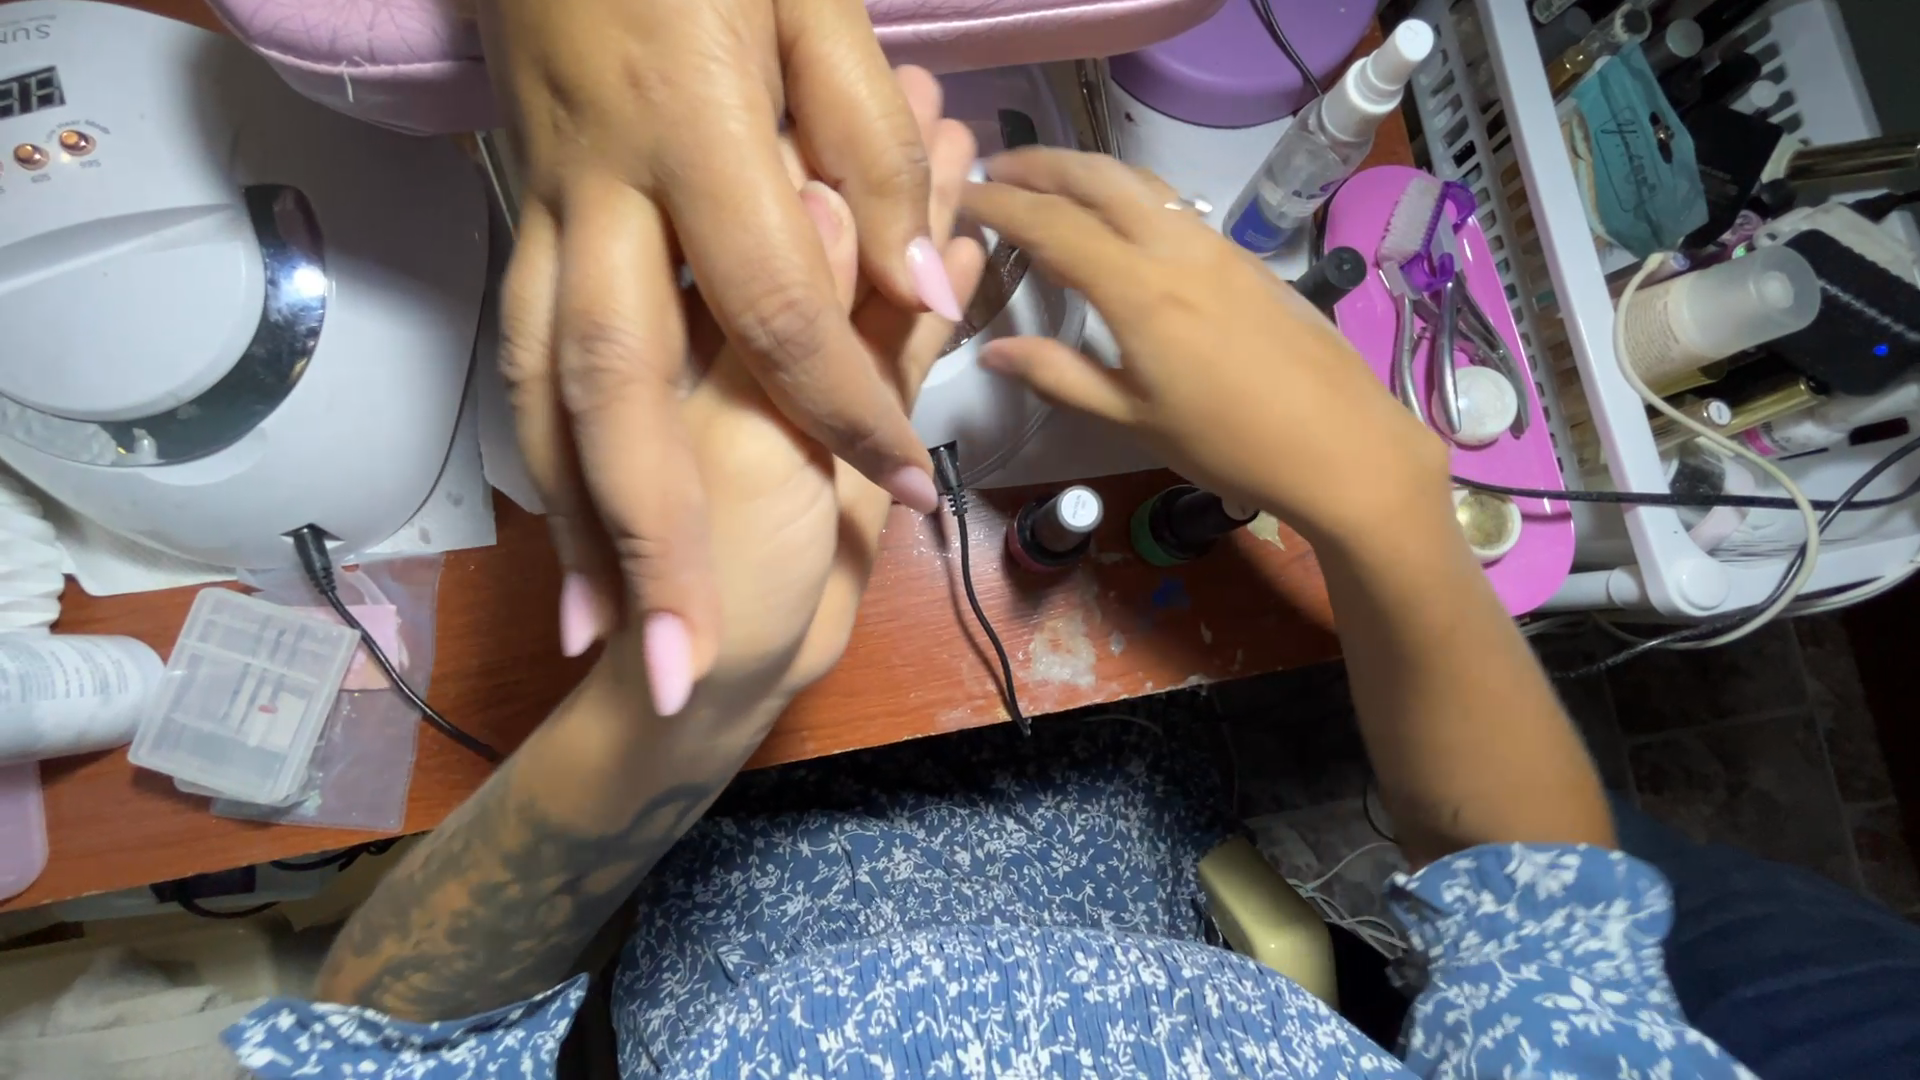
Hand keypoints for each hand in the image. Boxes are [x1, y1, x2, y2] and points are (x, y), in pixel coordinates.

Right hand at [481, 0, 965, 712]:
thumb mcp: (815, 6)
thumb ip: (872, 149)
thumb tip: (918, 278)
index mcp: (689, 135)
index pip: (784, 311)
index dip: (852, 408)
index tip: (908, 491)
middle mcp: (601, 197)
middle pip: (614, 392)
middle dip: (648, 542)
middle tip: (674, 668)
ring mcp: (546, 214)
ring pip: (543, 391)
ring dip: (571, 526)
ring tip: (605, 639)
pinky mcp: (522, 220)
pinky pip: (522, 356)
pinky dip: (545, 454)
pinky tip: (572, 535)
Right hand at [962, 149, 1452, 547]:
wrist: (1340, 445)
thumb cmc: (1227, 443)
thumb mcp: (1130, 418)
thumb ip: (1058, 377)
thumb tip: (992, 351)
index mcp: (1139, 291)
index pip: (1053, 226)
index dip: (1000, 204)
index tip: (961, 195)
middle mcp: (1177, 250)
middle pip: (1099, 178)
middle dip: (1041, 164)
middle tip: (995, 167)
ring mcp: (1217, 248)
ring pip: (1141, 183)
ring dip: (1086, 171)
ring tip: (1047, 182)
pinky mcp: (1244, 259)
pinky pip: (1173, 206)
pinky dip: (1127, 195)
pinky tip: (1116, 220)